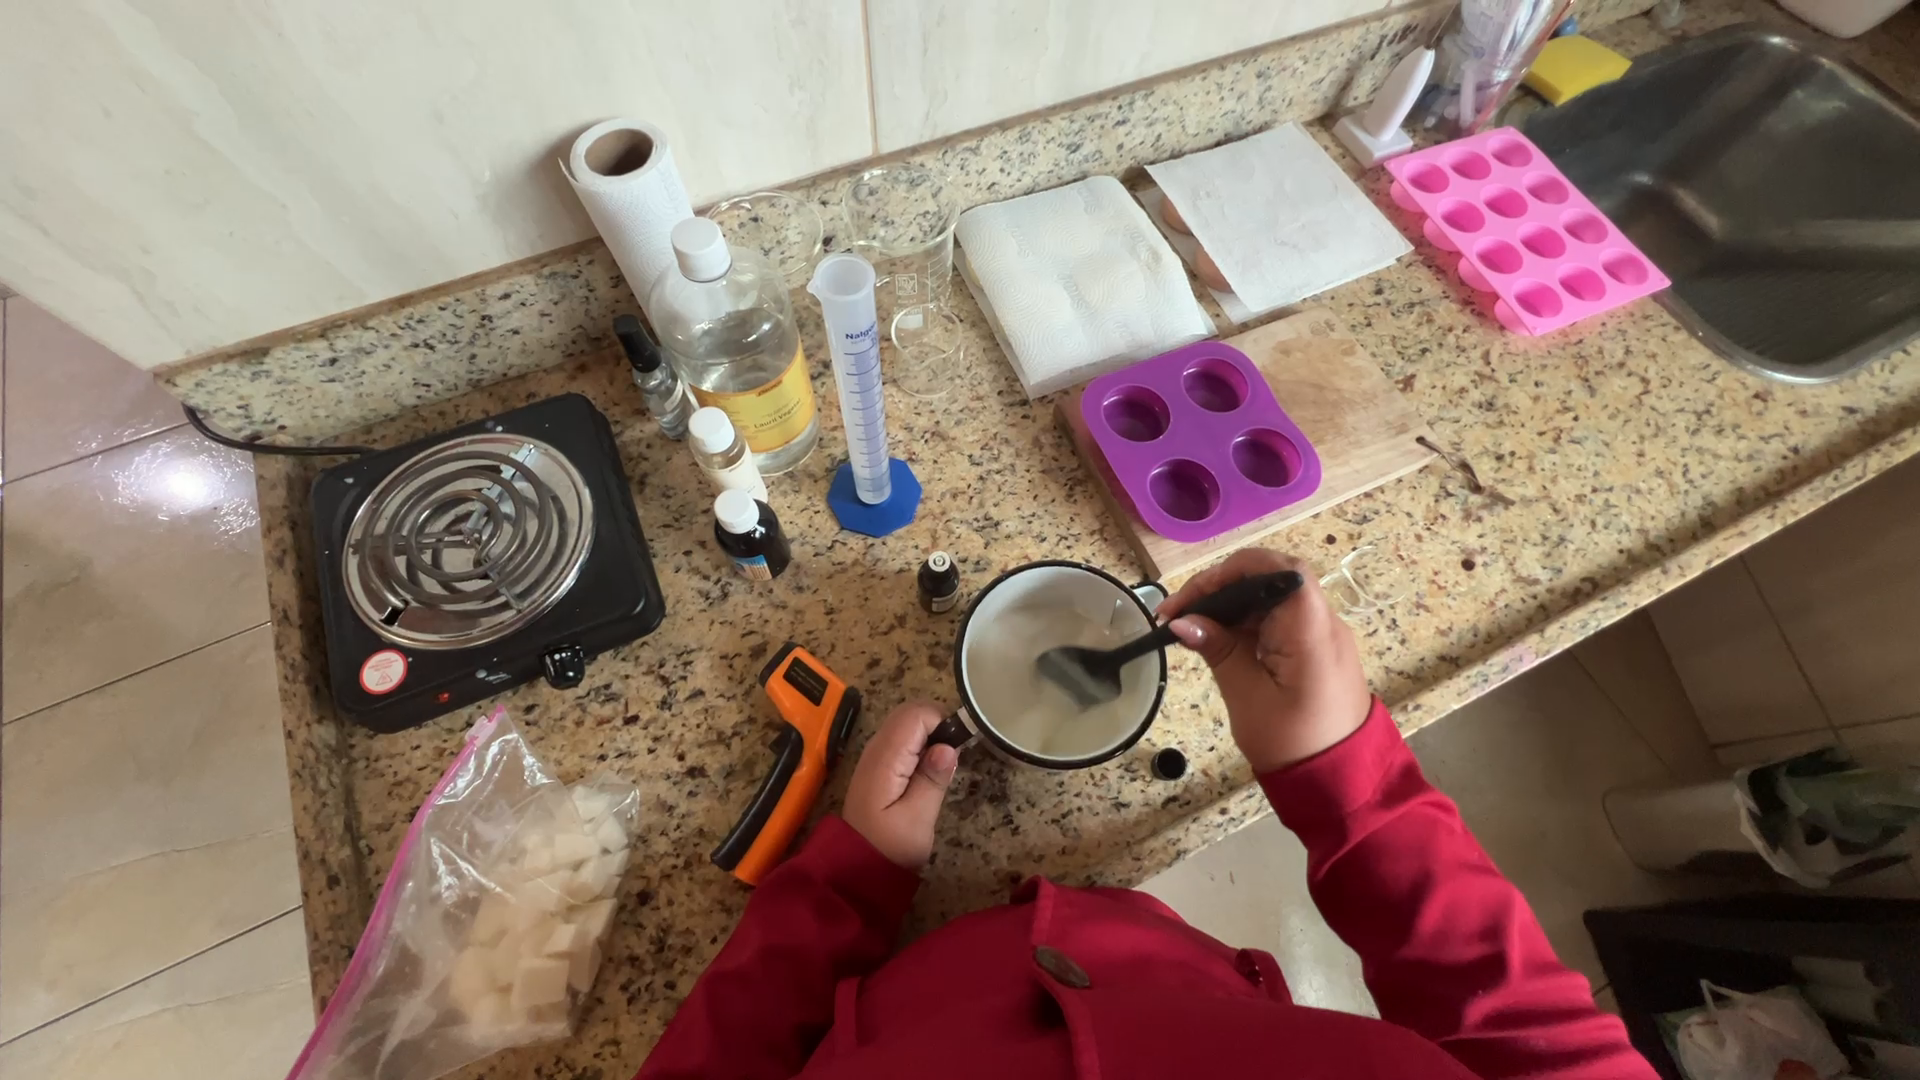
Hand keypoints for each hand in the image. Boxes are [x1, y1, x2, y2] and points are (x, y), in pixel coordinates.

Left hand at [841, 701, 959, 869]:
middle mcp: (876, 747)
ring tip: (942, 765)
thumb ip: (932, 780)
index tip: (957, 749)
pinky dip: (920, 743)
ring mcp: (874, 754)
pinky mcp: (878, 763)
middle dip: (938, 724)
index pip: (915, 715)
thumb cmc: (890, 848)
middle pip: (910, 712)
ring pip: (906, 722)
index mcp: (885, 758)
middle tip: (953, 756)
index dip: (941, 723)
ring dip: (930, 734)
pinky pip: (902, 737)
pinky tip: (927, 770)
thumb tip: (948, 746)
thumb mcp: (918, 819)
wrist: (856, 868)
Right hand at [1161, 549, 1371, 773]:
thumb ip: (1218, 649)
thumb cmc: (1292, 742)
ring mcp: (1319, 636)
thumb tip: (1182, 620)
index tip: (1195, 595)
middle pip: (1269, 579)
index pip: (1279, 569)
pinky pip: (1275, 621)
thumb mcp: (1246, 694)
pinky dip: (1243, 622)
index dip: (1234, 569)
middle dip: (1221, 586)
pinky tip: (1214, 638)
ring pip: (1269, 598)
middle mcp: (1322, 624)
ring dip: (1228, 604)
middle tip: (1179, 611)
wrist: (1338, 783)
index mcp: (1310, 631)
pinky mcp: (1313, 650)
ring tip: (1188, 624)